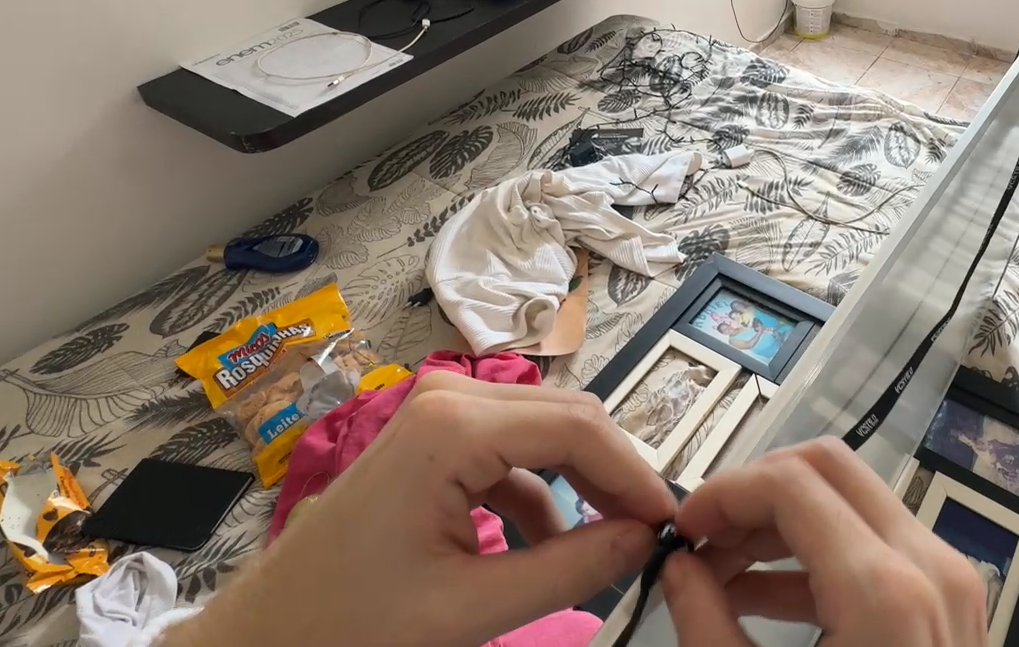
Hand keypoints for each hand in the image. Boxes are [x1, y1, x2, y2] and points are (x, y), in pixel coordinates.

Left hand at [168, 370, 677, 646]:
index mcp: (456, 425)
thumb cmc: (349, 633)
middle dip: (612, 473)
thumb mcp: (469, 611)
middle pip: (566, 418)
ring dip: (581, 482)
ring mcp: (441, 409)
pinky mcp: (435, 434)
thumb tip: (646, 538)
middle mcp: (454, 395)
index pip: (578, 428)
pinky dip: (542, 491)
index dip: (632, 472)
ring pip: (545, 430)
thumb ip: (571, 570)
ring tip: (609, 540)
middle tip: (647, 531)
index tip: (669, 519)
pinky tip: (550, 542)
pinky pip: (513, 450)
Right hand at [663, 437, 986, 645]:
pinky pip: (874, 543)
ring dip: (780, 521)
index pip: (789, 483)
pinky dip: (815, 553)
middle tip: (703, 536)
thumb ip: (705, 624)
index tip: (682, 527)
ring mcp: (948, 578)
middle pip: (826, 468)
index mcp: (883, 588)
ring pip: (850, 498)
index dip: (724, 492)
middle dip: (754, 491)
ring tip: (719, 569)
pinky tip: (762, 594)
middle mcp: (928, 561)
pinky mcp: (950, 601)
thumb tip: (677, 566)